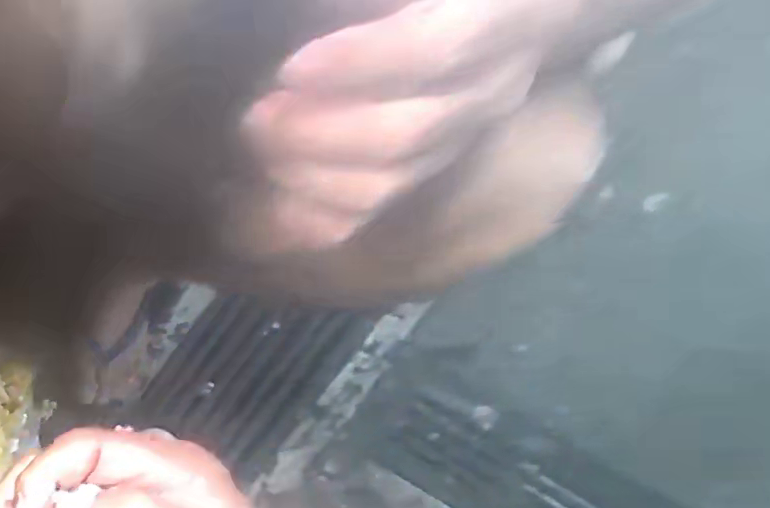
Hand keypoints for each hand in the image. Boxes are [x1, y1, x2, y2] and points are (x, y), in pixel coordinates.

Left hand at [242, 0, 580, 250]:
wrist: (465, 20)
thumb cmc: (414, 1)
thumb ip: (359, 8)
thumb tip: (317, 19)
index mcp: (510, 14)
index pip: (435, 49)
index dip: (354, 64)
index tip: (290, 68)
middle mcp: (489, 92)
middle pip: (400, 135)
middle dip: (312, 132)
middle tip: (259, 113)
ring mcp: (450, 147)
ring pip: (373, 188)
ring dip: (300, 173)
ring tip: (262, 137)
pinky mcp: (407, 186)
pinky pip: (347, 224)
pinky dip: (298, 213)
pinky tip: (268, 184)